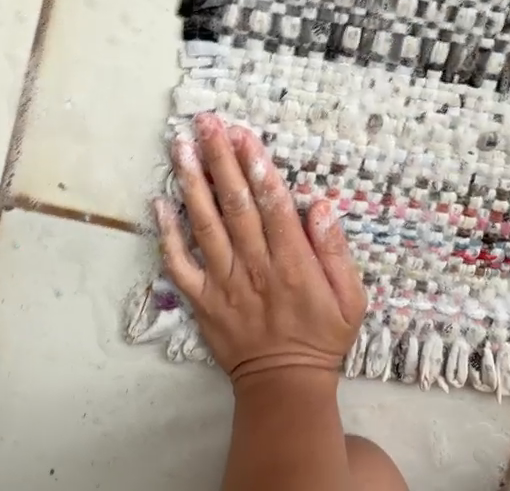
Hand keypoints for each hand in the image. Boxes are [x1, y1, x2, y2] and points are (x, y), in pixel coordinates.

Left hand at [154, 113, 366, 391]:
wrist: (284, 387)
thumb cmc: (321, 336)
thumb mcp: (350, 297)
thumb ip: (335, 250)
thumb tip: (321, 205)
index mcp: (292, 262)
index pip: (271, 203)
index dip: (256, 165)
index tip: (243, 133)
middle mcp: (254, 266)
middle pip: (235, 203)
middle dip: (220, 159)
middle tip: (207, 122)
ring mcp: (224, 283)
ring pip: (205, 224)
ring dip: (192, 182)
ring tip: (181, 146)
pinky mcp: (202, 300)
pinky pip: (180, 264)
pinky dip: (167, 233)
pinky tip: (159, 202)